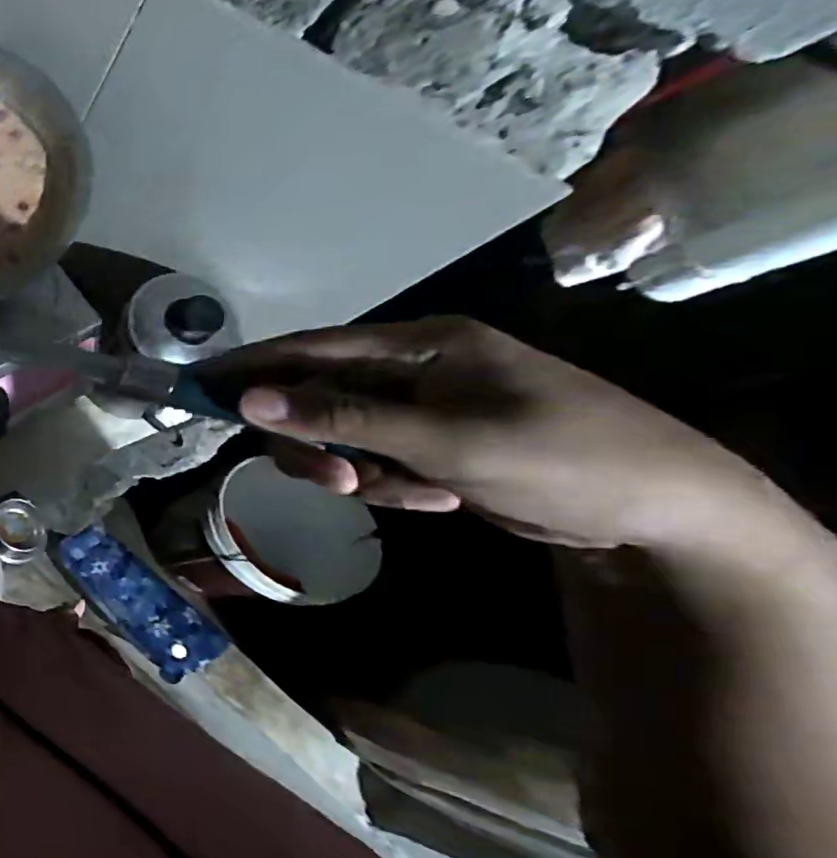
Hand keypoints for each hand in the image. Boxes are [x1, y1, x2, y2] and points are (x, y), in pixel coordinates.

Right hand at [216, 317, 761, 548]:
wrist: (661, 514)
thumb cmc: (559, 455)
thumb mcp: (442, 438)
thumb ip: (339, 416)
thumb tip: (247, 398)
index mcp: (420, 343)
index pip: (311, 347)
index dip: (250, 366)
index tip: (196, 386)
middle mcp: (413, 368)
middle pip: (319, 399)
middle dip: (320, 444)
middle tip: (339, 482)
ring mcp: (421, 407)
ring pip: (342, 437)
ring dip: (359, 471)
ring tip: (406, 495)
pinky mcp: (429, 443)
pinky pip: (374, 461)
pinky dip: (393, 486)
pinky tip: (440, 499)